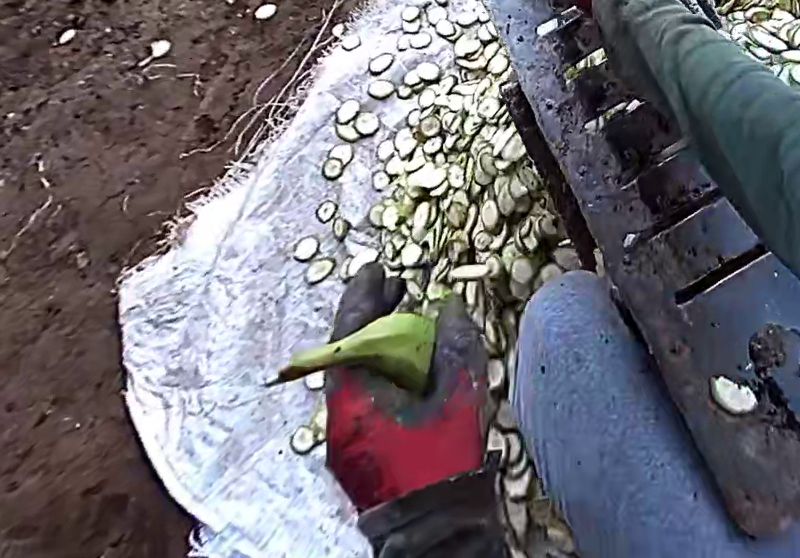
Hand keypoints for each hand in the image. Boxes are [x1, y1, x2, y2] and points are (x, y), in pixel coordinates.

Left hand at [325, 263, 487, 511]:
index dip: (363, 296)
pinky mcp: (360, 449)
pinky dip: (385, 367)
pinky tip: (411, 358)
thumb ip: (456, 343)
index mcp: (355, 397)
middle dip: (374, 315)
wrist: (435, 535)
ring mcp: (347, 436)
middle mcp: (340, 414)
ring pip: (358, 372)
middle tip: (397, 285)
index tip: (376, 269)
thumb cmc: (442, 464)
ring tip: (407, 313)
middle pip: (350, 350)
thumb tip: (449, 306)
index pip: (349, 332)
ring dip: (381, 340)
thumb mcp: (459, 395)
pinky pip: (366, 392)